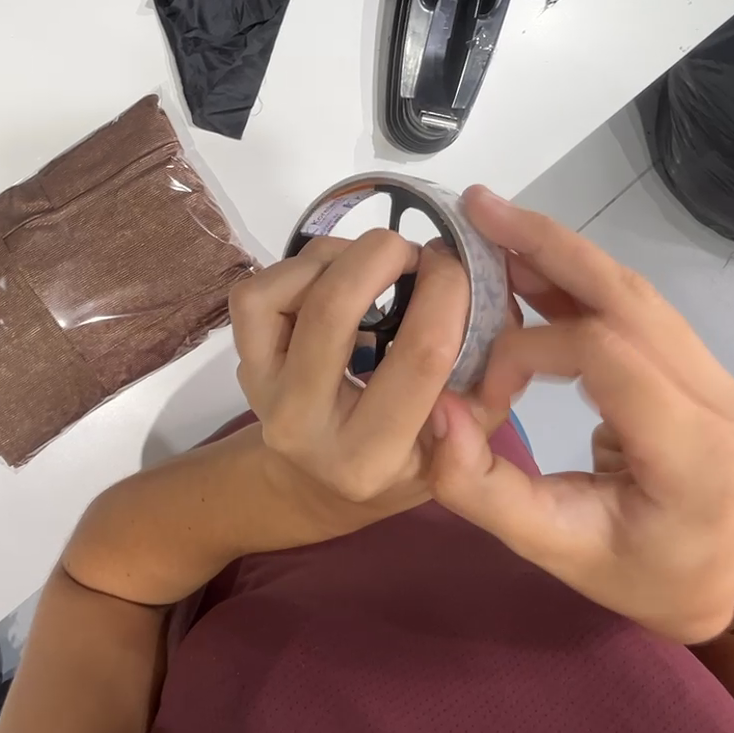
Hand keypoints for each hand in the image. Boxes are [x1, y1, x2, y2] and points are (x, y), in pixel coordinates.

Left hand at [229, 229, 521, 538]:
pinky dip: (300, 267)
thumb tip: (493, 295)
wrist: (310, 482)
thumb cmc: (396, 465)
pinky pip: (258, 291)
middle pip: (335, 307)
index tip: (460, 263)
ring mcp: (261, 387)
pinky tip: (333, 277)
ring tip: (374, 265)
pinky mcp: (240, 359)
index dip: (448, 293)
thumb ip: (485, 386)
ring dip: (340, 256)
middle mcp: (303, 424)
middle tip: (415, 250)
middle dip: (384, 256)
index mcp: (371, 457)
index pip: (419, 357)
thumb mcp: (456, 447)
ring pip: (289, 289)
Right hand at [426, 187, 733, 642]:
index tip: (483, 384)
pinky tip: (527, 260)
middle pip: (628, 300)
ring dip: (557, 252)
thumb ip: (482, 487)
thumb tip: (433, 408)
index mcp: (700, 455)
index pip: (605, 354)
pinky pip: (635, 311)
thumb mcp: (551, 548)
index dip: (528, 346)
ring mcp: (729, 382)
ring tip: (492, 221)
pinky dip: (574, 281)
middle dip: (546, 246)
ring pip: (633, 294)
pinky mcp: (709, 370)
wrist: (718, 585)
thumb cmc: (636, 575)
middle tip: (477, 207)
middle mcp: (730, 405)